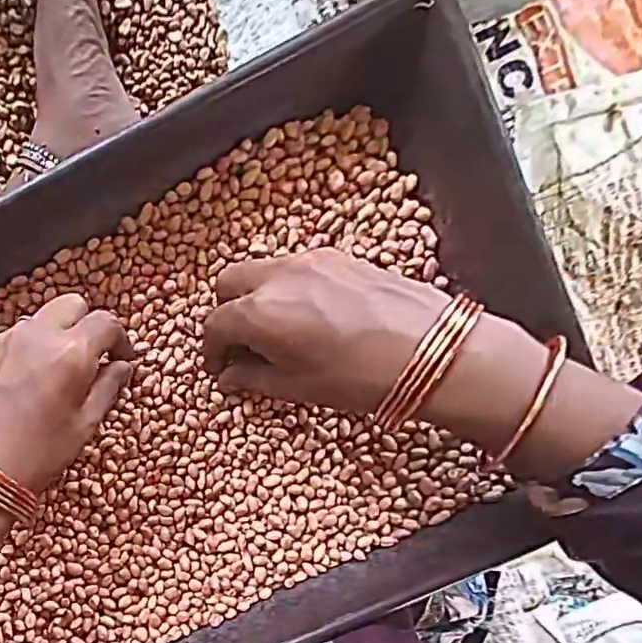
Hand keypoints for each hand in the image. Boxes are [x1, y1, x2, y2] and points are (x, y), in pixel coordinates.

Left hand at [0, 294, 134, 599]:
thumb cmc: (36, 455)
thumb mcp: (85, 425)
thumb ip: (109, 387)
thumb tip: (123, 367)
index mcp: (70, 352)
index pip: (106, 323)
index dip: (121, 339)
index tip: (122, 357)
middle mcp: (37, 335)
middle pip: (73, 305)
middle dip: (88, 325)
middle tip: (93, 357)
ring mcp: (6, 341)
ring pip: (42, 318)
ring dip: (58, 334)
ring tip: (60, 371)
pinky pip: (16, 336)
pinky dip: (31, 347)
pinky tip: (32, 381)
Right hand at [201, 248, 450, 414]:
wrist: (431, 352)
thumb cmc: (358, 377)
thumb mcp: (296, 386)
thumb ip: (252, 377)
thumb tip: (229, 376)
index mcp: (259, 312)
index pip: (214, 324)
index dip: (210, 349)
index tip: (219, 367)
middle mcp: (278, 276)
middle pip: (229, 283)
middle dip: (226, 312)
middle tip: (240, 343)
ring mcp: (311, 260)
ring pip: (262, 270)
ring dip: (255, 297)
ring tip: (274, 331)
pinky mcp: (340, 256)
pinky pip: (295, 267)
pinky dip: (285, 288)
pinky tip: (306, 316)